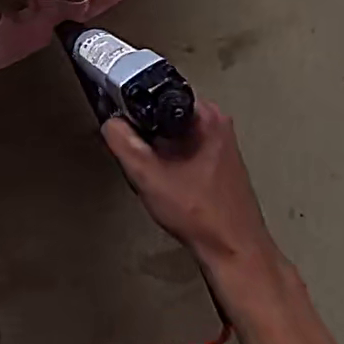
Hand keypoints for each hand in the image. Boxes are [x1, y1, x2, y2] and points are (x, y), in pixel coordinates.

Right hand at [100, 100, 277, 268]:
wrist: (232, 251)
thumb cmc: (201, 216)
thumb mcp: (146, 174)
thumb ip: (121, 141)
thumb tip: (110, 122)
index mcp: (206, 116)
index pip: (158, 92)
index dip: (134, 108)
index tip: (124, 123)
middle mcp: (217, 123)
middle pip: (164, 111)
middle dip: (146, 131)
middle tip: (141, 156)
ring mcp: (221, 141)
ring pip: (173, 130)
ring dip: (158, 147)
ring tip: (156, 171)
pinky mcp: (220, 159)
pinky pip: (184, 145)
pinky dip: (170, 158)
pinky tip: (169, 181)